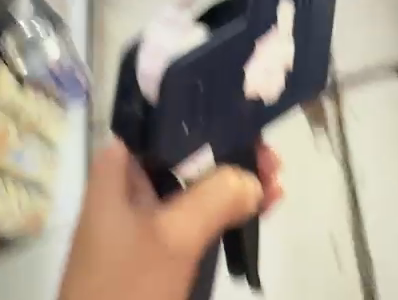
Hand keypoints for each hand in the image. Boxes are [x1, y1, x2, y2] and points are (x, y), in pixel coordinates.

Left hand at [59, 138, 284, 299]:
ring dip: (234, 181)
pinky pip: (196, 215)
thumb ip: (218, 195)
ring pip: (196, 184)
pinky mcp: (152, 248)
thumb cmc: (126, 290)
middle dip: (232, 152)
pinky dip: (225, 210)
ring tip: (276, 181)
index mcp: (120, 165)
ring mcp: (139, 217)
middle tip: (273, 160)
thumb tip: (254, 178)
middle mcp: (127, 181)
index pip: (169, 118)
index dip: (213, 115)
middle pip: (188, 151)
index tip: (252, 119)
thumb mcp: (176, 237)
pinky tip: (260, 208)